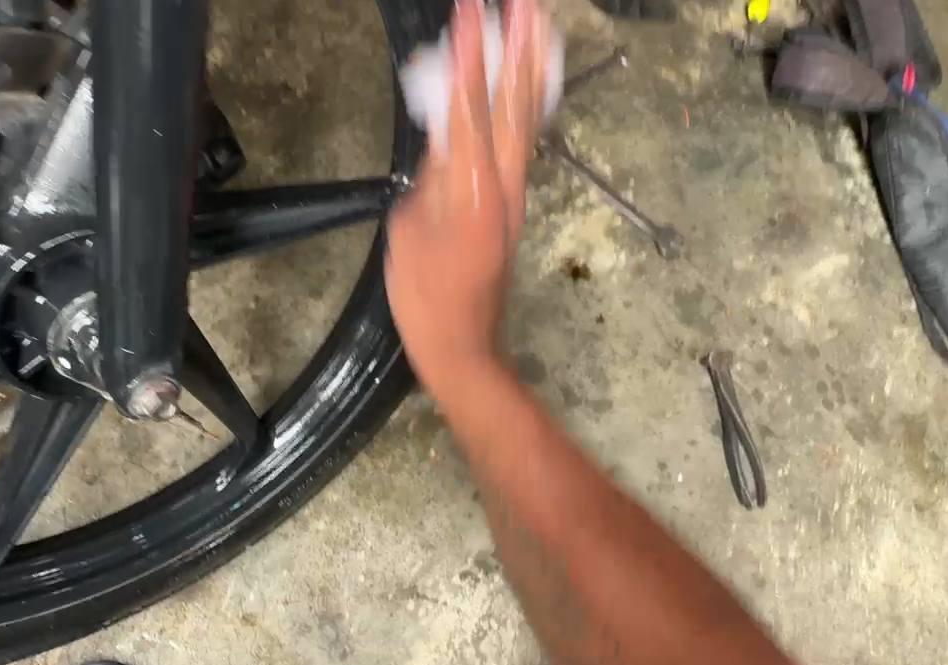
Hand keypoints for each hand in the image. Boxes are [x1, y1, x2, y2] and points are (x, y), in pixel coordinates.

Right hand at [386, 0, 552, 372]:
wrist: (463, 348)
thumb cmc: (425, 301)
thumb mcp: (408, 235)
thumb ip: (428, 181)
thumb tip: (444, 145)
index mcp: (472, 191)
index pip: (470, 107)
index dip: (471, 55)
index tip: (471, 9)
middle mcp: (504, 186)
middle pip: (517, 104)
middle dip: (520, 46)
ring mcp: (516, 198)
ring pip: (529, 122)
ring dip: (533, 69)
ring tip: (539, 22)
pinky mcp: (515, 210)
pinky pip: (526, 146)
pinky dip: (530, 107)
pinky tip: (531, 85)